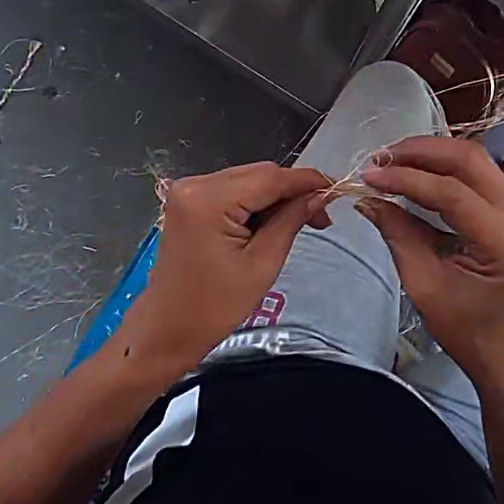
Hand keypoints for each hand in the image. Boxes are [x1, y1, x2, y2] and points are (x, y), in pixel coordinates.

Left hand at [126, 162, 331, 373]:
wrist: (166, 329)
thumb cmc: (214, 307)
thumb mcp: (263, 264)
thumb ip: (291, 221)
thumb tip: (320, 197)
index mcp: (209, 200)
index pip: (271, 177)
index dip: (308, 181)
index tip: (337, 191)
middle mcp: (195, 185)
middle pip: (260, 173)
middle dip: (293, 191)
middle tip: (321, 217)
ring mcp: (188, 191)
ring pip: (249, 180)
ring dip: (277, 197)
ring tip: (300, 222)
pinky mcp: (189, 201)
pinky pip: (233, 190)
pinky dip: (256, 203)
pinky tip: (272, 222)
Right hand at [356, 136, 503, 387]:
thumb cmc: (465, 328)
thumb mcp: (424, 285)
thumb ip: (399, 234)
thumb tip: (368, 198)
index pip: (452, 192)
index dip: (407, 178)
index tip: (369, 175)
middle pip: (470, 160)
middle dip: (421, 152)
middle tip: (380, 158)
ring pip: (476, 161)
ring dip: (432, 154)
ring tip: (392, 160)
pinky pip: (479, 176)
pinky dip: (444, 168)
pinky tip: (415, 171)